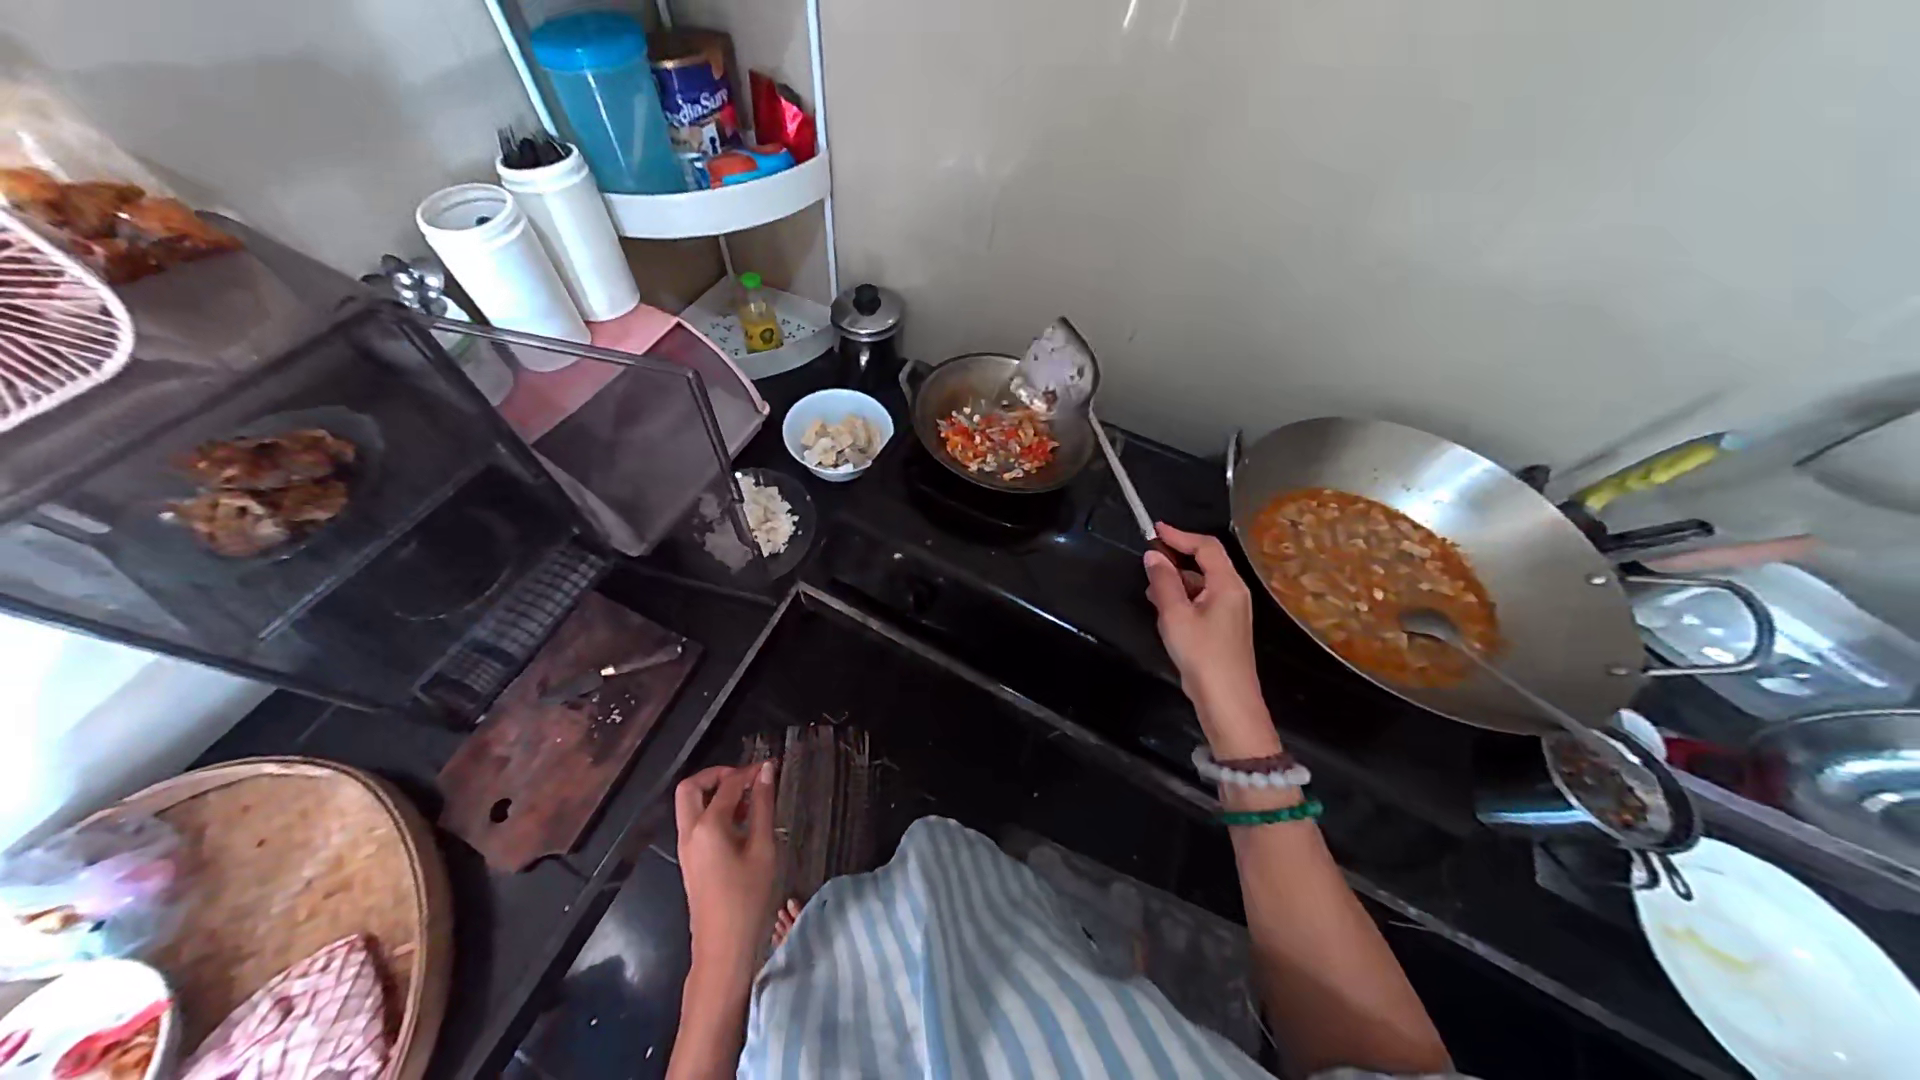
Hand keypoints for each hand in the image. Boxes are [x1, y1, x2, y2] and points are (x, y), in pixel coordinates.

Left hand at [675, 762, 778, 979]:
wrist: (723, 945)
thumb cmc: (748, 896)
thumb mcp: (763, 848)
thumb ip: (763, 806)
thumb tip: (767, 772)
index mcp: (707, 826)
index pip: (728, 784)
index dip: (750, 771)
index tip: (771, 766)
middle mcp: (689, 831)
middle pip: (691, 787)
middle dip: (717, 775)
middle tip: (746, 778)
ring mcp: (685, 847)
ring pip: (690, 805)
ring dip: (715, 793)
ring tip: (749, 800)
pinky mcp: (689, 859)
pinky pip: (695, 822)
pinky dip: (713, 811)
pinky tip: (741, 823)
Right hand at [1144, 523, 1281, 759]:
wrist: (1227, 702)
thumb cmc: (1202, 654)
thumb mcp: (1175, 615)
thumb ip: (1163, 582)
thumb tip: (1153, 555)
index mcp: (1228, 585)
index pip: (1206, 546)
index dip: (1180, 534)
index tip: (1154, 528)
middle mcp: (1234, 593)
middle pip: (1206, 562)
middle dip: (1177, 557)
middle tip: (1148, 558)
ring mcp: (1230, 611)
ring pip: (1202, 583)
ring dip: (1176, 580)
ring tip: (1150, 587)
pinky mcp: (1223, 628)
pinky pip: (1201, 600)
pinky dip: (1182, 597)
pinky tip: (1163, 609)